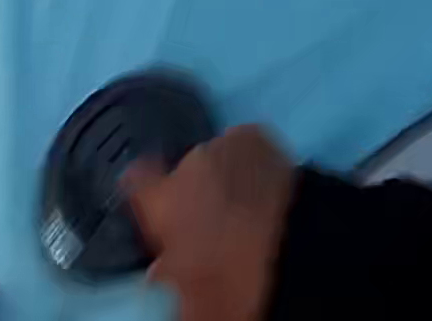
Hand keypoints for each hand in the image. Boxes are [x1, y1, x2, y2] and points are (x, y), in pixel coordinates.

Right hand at [121, 125, 296, 320]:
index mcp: (165, 201)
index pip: (136, 179)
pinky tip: (261, 181)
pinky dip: (248, 159)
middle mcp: (192, 163)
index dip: (143, 188)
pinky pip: (244, 145)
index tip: (151, 198)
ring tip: (243, 200)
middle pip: (184, 172)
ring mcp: (227, 143)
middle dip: (194, 191)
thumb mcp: (190, 299)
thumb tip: (161, 268)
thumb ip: (168, 276)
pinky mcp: (259, 134)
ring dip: (222, 173)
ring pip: (216, 157)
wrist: (295, 245)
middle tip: (213, 221)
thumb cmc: (233, 280)